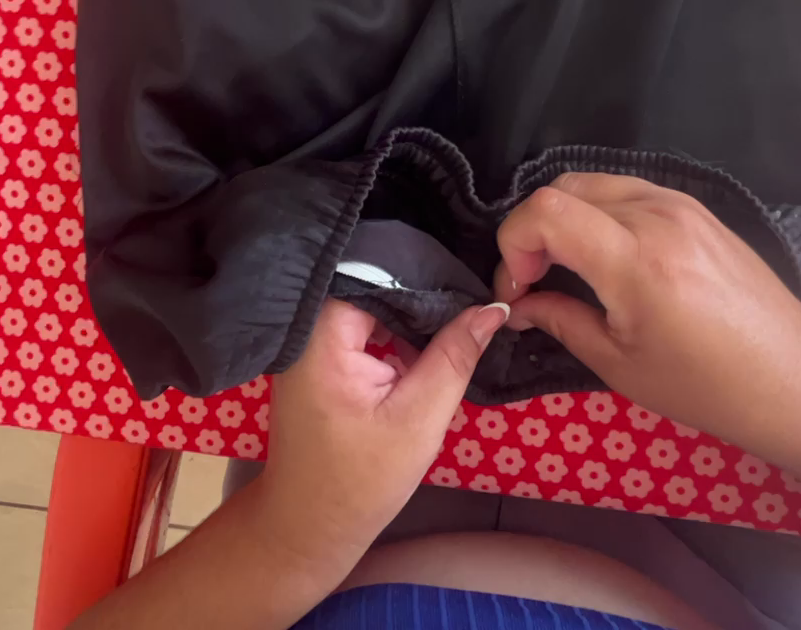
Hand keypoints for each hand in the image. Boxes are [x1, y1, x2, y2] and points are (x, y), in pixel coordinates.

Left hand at [257, 298, 508, 565]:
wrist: (310, 527)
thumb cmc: (361, 480)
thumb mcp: (419, 417)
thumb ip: (455, 355)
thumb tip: (492, 307)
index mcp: (322, 332)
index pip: (375, 273)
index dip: (423, 273)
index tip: (466, 279)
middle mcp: (307, 324)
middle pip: (371, 285)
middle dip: (419, 294)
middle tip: (467, 296)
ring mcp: (307, 339)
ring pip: (367, 305)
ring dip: (406, 317)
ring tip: (451, 319)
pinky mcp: (315, 355)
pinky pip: (358, 326)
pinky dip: (389, 334)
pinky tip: (419, 347)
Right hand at [493, 172, 800, 466]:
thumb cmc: (710, 388)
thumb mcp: (620, 365)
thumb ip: (558, 320)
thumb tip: (515, 305)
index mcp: (638, 259)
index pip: (546, 211)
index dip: (513, 243)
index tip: (519, 288)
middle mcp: (657, 216)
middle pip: (561, 189)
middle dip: (532, 231)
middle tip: (536, 279)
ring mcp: (679, 204)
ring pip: (589, 183)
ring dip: (561, 218)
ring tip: (565, 266)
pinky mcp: (694, 207)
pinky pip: (623, 189)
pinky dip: (593, 211)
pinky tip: (602, 253)